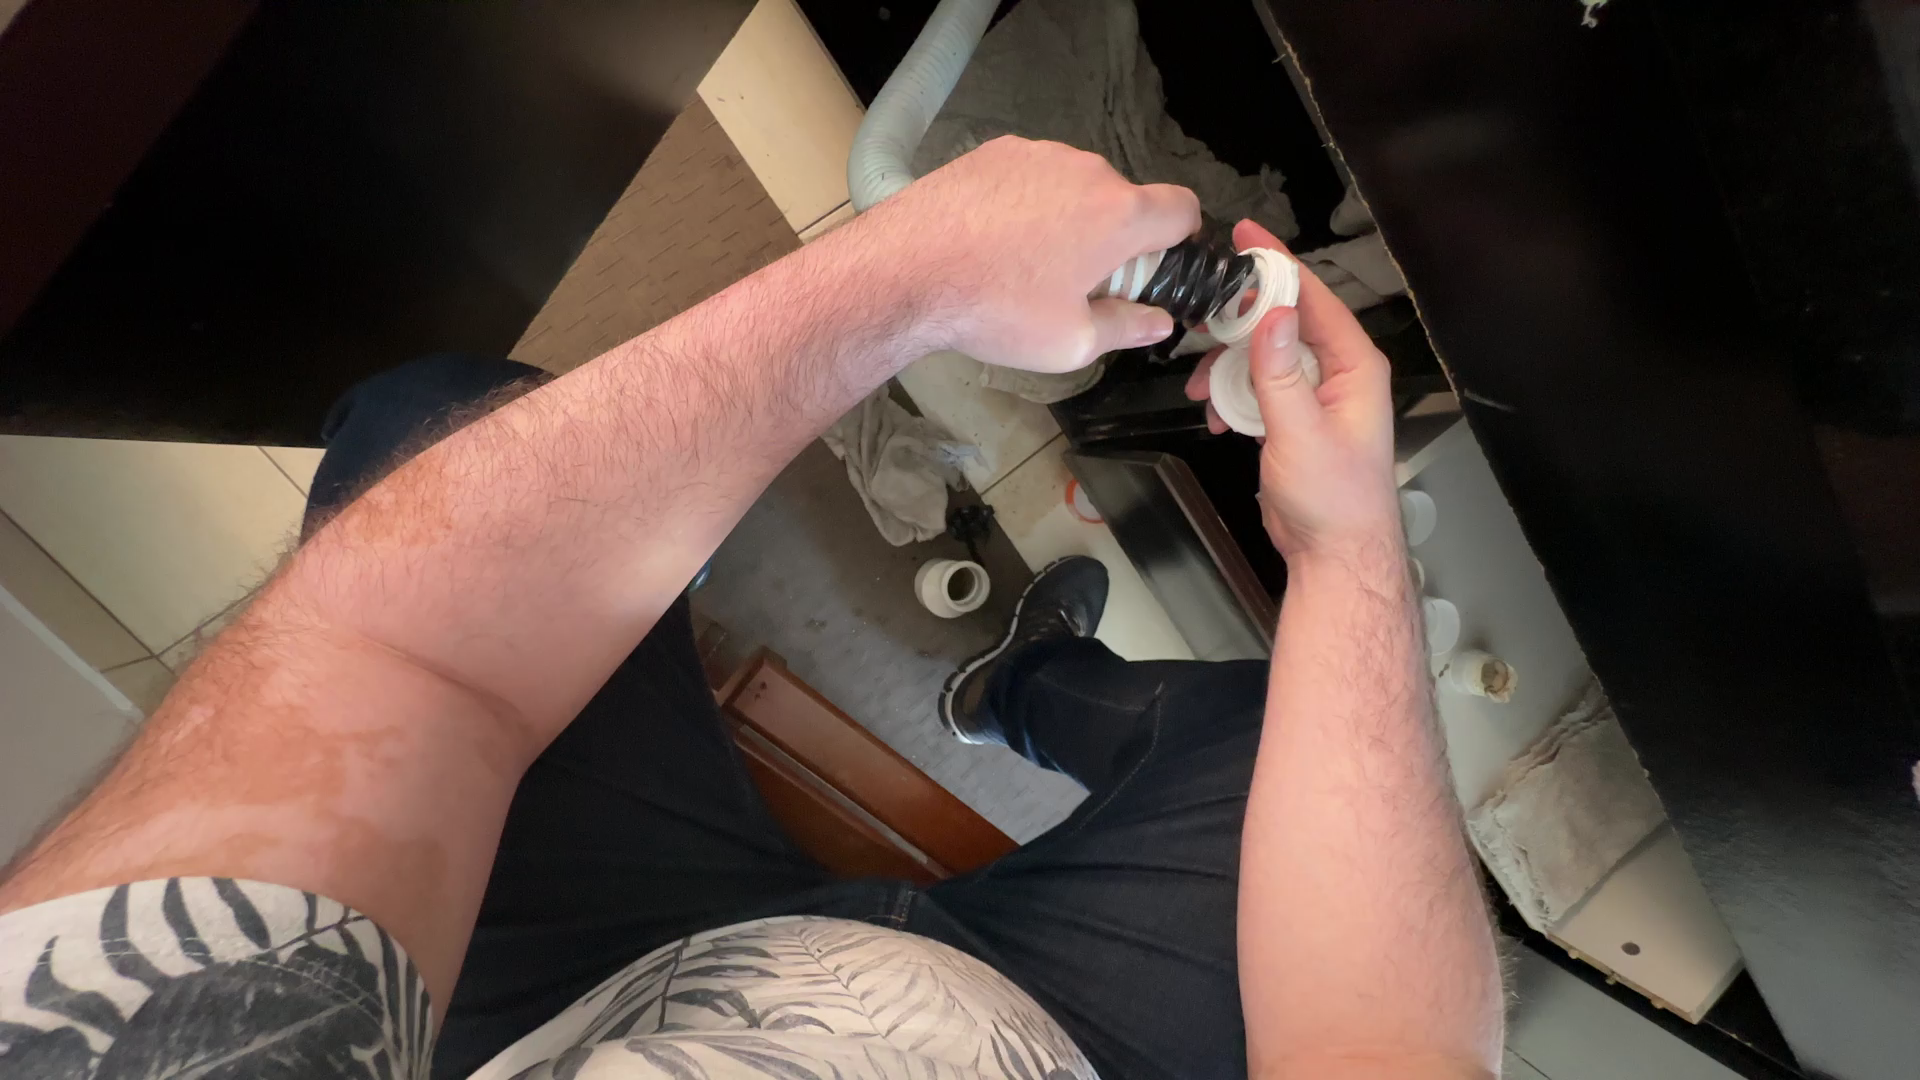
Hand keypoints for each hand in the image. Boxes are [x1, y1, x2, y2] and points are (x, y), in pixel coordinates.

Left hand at [857, 135, 1199, 371]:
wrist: (907, 270)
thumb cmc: (1000, 311)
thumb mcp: (1071, 343)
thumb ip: (1126, 329)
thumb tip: (1159, 323)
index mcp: (1119, 214)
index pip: (1182, 209)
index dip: (1178, 241)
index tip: (1152, 271)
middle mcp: (1086, 170)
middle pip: (1123, 201)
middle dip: (1113, 241)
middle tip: (1075, 286)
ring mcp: (1037, 153)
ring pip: (1073, 188)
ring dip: (1068, 221)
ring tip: (1022, 265)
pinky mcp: (994, 151)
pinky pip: (1030, 179)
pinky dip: (1026, 206)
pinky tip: (991, 241)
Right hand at [1184, 220, 1400, 560]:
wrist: (1332, 551)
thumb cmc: (1332, 498)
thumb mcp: (1301, 432)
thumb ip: (1282, 373)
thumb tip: (1271, 315)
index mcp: (1353, 367)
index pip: (1315, 300)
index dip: (1279, 266)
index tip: (1247, 238)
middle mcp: (1334, 374)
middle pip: (1282, 325)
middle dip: (1239, 323)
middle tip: (1202, 317)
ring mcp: (1311, 398)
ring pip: (1261, 359)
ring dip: (1226, 370)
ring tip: (1199, 388)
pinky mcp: (1289, 421)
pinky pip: (1254, 392)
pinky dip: (1230, 399)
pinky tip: (1213, 417)